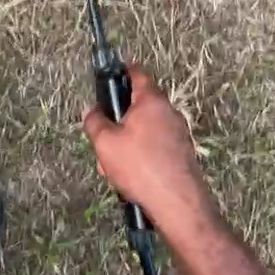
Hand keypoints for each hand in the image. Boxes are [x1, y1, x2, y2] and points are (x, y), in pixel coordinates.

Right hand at [82, 65, 218, 237]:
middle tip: (105, 135)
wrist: (177, 203)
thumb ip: (94, 122)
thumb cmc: (141, 167)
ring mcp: (179, 132)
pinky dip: (143, 154)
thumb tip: (91, 111)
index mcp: (151, 100)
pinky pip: (156, 145)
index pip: (136, 72)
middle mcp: (169, 111)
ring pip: (146, 128)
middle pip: (139, 104)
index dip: (121, 70)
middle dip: (120, 118)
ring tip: (115, 165)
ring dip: (129, 140)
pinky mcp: (183, 153)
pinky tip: (132, 177)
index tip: (110, 74)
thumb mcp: (105, 143)